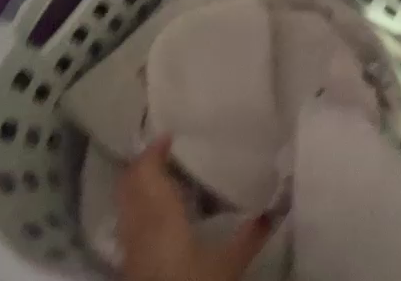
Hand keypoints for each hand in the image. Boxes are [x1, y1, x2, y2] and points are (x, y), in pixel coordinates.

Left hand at [116, 138, 271, 280]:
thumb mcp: (228, 265)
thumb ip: (251, 235)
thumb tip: (277, 209)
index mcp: (161, 215)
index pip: (147, 170)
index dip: (154, 149)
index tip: (171, 134)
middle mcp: (138, 223)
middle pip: (129, 180)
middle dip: (144, 161)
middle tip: (167, 149)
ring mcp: (129, 242)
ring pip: (124, 199)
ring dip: (138, 181)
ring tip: (163, 174)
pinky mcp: (127, 260)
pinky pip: (126, 218)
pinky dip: (137, 203)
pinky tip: (158, 210)